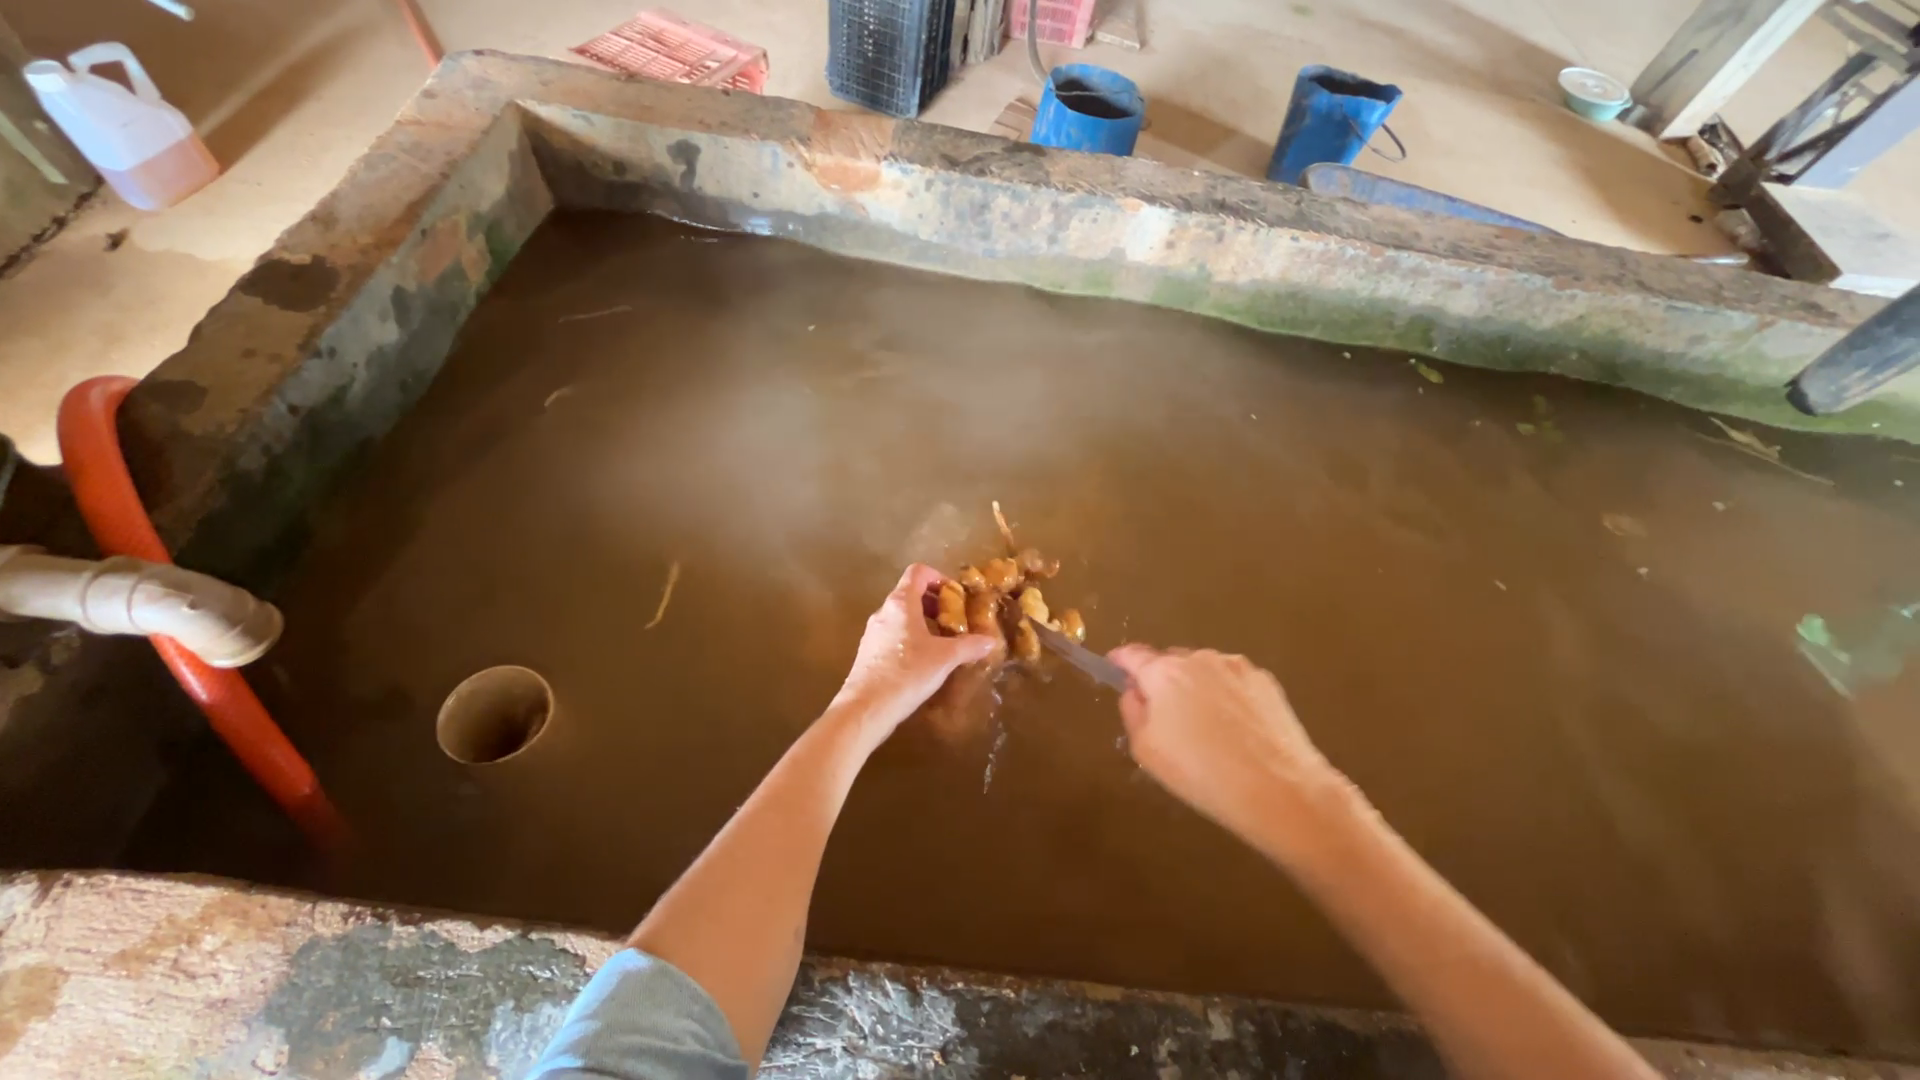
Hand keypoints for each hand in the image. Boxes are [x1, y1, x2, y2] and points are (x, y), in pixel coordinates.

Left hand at [828, 564, 997, 747]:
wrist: (866, 707)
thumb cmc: (907, 673)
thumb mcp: (944, 658)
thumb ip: (969, 646)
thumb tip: (990, 641)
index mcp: (901, 603)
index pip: (918, 572)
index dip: (939, 577)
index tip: (955, 596)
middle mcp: (883, 611)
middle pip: (910, 593)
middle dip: (934, 603)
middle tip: (954, 621)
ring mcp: (873, 632)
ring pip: (901, 616)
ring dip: (923, 622)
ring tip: (942, 643)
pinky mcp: (868, 652)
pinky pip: (893, 634)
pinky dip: (910, 638)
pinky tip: (922, 662)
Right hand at [1108, 646, 1350, 849]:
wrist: (1280, 789)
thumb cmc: (1201, 773)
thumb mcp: (1146, 750)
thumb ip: (1132, 711)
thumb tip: (1135, 691)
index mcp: (1164, 673)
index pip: (1133, 655)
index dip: (1120, 661)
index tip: (1115, 669)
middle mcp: (1199, 659)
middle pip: (1170, 661)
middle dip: (1162, 681)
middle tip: (1166, 718)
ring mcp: (1237, 667)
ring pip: (1203, 670)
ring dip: (1196, 688)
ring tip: (1206, 728)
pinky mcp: (1266, 681)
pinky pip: (1232, 682)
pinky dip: (1225, 696)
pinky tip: (1235, 729)